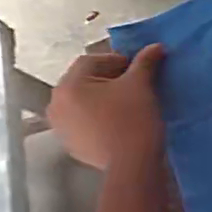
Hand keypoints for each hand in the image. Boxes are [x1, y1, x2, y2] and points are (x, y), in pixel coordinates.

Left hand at [47, 45, 167, 170]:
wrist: (131, 165)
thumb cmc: (133, 118)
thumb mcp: (141, 85)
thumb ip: (145, 62)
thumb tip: (155, 46)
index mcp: (68, 86)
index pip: (91, 61)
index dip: (117, 60)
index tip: (139, 69)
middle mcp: (56, 104)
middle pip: (84, 81)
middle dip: (110, 79)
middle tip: (136, 85)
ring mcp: (60, 127)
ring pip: (84, 102)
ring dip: (104, 98)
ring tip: (128, 104)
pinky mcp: (71, 145)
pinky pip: (84, 122)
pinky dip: (100, 117)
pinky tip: (120, 123)